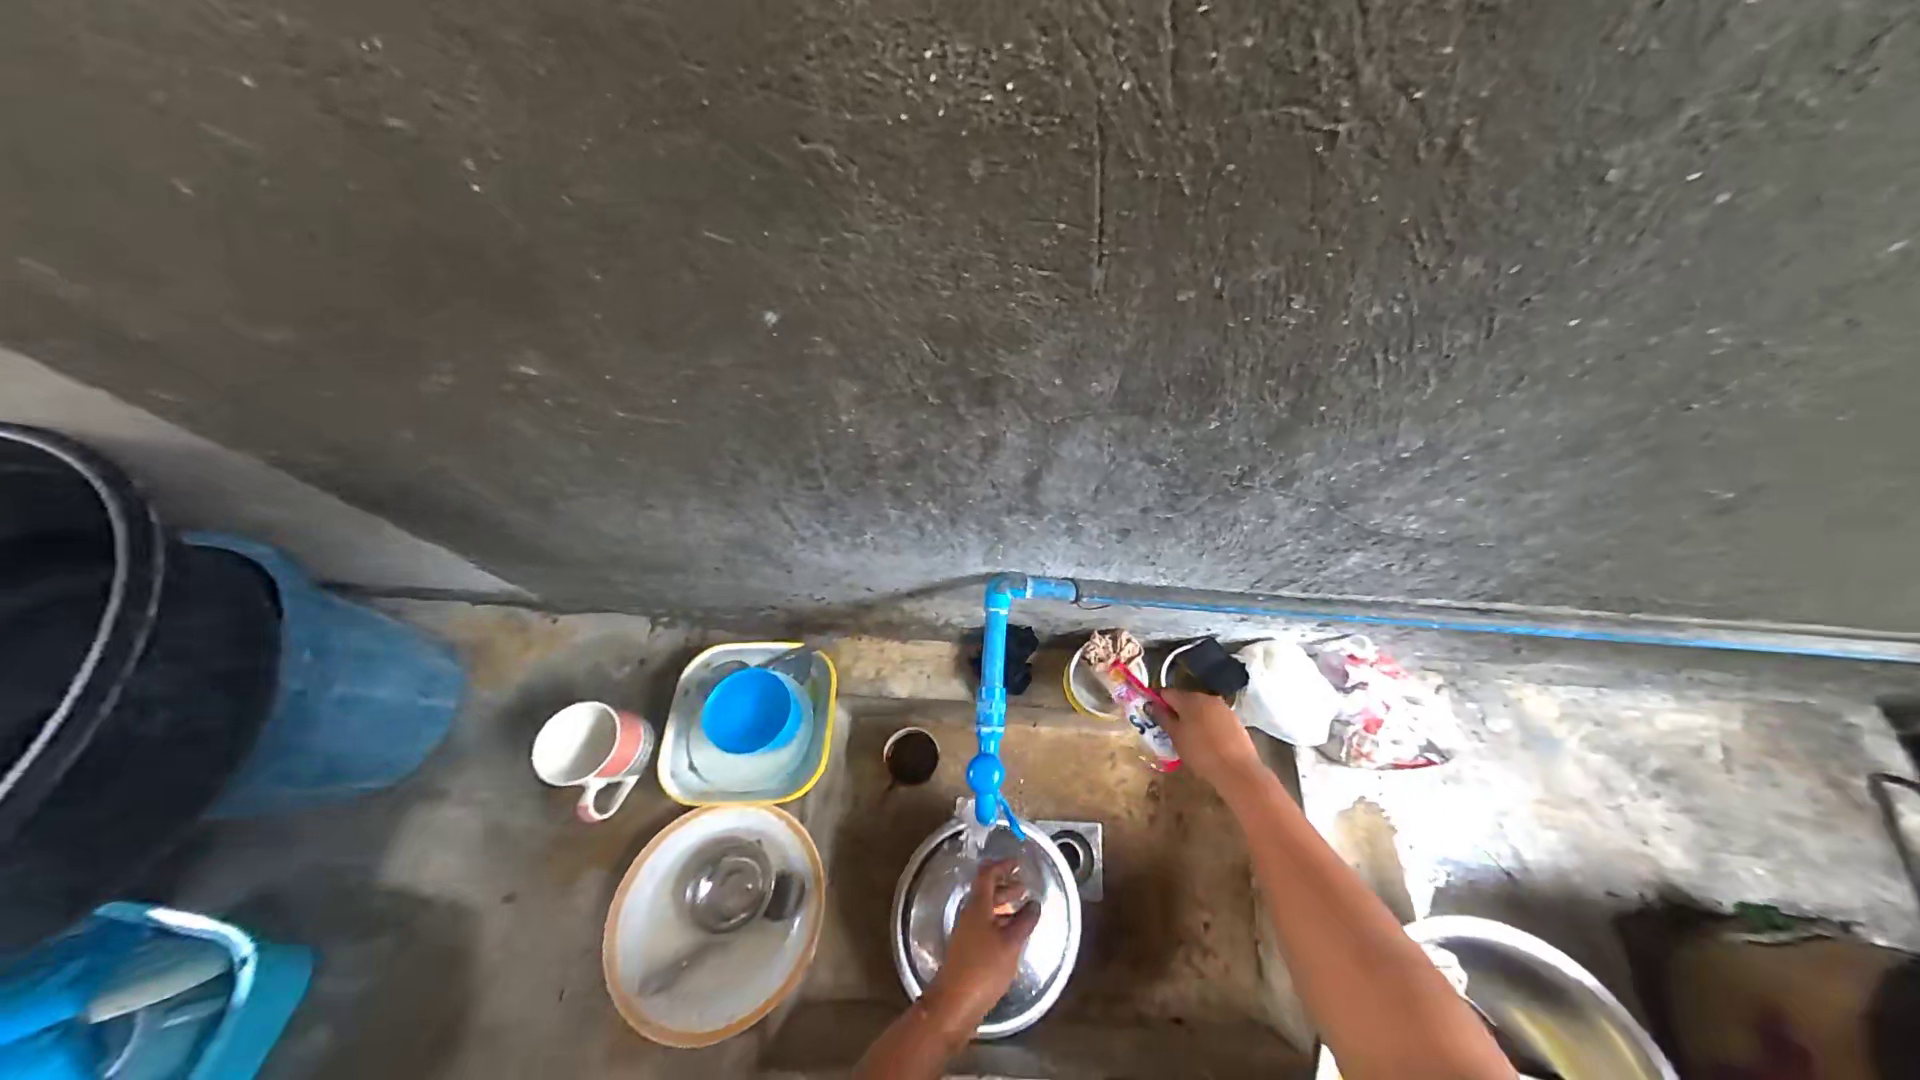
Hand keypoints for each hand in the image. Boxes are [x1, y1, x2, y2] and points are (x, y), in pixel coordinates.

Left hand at [923, 859, 1039, 1032]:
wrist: (954, 1004)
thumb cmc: (983, 968)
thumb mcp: (1010, 943)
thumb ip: (1024, 921)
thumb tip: (1034, 904)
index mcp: (977, 906)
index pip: (987, 875)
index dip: (1001, 866)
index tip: (1017, 863)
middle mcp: (969, 915)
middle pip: (986, 891)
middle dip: (1005, 886)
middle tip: (1023, 886)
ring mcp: (966, 933)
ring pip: (986, 909)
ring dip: (1003, 905)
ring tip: (1022, 909)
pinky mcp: (967, 950)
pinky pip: (985, 925)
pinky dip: (1000, 922)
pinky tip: (1011, 934)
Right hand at [1160, 688, 1264, 791]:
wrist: (1237, 770)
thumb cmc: (1200, 753)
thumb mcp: (1176, 736)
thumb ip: (1162, 717)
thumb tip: (1151, 704)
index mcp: (1189, 699)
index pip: (1167, 692)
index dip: (1157, 701)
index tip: (1152, 714)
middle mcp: (1207, 697)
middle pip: (1185, 698)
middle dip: (1176, 710)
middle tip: (1170, 728)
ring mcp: (1223, 708)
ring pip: (1200, 707)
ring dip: (1192, 717)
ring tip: (1188, 735)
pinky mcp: (1234, 719)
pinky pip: (1214, 716)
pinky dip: (1206, 723)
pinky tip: (1206, 739)